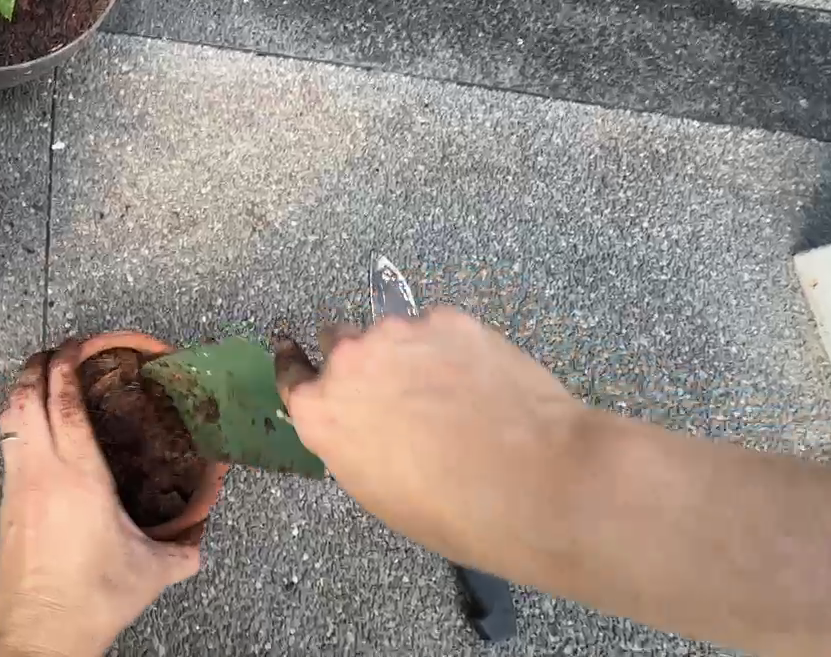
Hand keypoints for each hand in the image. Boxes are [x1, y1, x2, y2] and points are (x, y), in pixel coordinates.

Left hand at [0, 344, 201, 656]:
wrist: (39, 633)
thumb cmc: (94, 597)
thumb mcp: (149, 572)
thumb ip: (181, 549)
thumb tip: (201, 539)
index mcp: (79, 474)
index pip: (65, 400)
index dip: (67, 362)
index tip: (76, 343)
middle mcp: (41, 467)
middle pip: (26, 393)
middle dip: (38, 362)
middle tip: (56, 349)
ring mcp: (16, 481)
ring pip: (9, 414)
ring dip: (21, 385)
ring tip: (38, 375)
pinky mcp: (4, 499)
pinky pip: (5, 440)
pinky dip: (15, 416)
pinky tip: (30, 424)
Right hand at [275, 309, 586, 570]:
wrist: (543, 487)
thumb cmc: (457, 511)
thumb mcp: (377, 489)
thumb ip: (349, 438)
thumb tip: (360, 419)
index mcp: (320, 410)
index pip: (288, 370)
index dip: (293, 361)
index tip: (292, 349)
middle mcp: (346, 361)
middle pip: (337, 341)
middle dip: (361, 359)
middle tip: (401, 389)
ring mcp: (395, 333)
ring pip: (392, 332)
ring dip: (411, 353)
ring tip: (456, 392)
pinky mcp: (444, 319)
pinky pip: (438, 327)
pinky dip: (453, 347)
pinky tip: (484, 381)